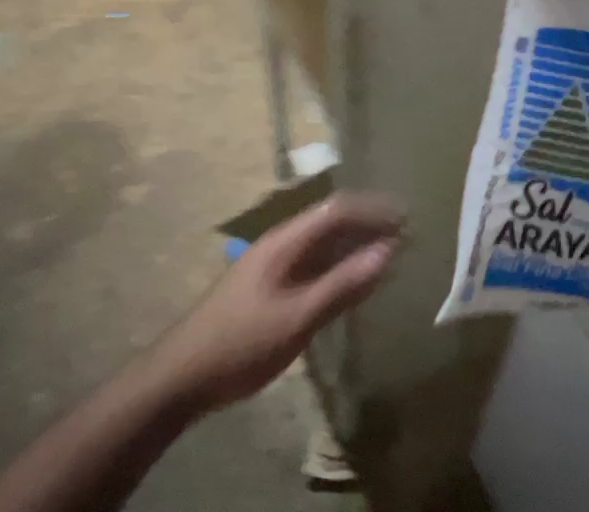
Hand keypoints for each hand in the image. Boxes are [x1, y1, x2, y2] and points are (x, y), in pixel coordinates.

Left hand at [145, 192, 402, 410]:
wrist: (180, 378)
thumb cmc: (241, 344)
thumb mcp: (298, 317)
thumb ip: (343, 284)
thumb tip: (388, 251)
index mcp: (284, 242)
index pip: (337, 209)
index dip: (374, 210)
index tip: (408, 218)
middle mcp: (279, 244)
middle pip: (331, 221)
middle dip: (369, 225)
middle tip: (406, 237)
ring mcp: (272, 266)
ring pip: (323, 244)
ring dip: (356, 246)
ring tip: (389, 257)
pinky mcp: (269, 288)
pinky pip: (314, 264)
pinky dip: (340, 266)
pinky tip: (354, 284)